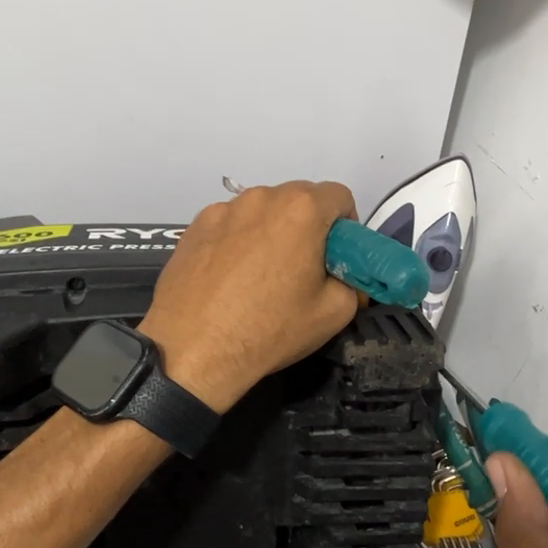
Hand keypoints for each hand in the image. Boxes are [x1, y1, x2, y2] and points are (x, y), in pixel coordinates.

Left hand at [138, 181, 361, 412]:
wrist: (193, 351)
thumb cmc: (269, 330)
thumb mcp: (334, 313)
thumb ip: (354, 284)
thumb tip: (347, 279)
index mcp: (302, 210)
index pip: (340, 196)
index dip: (346, 227)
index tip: (337, 258)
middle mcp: (262, 197)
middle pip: (299, 199)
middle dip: (309, 227)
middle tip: (303, 270)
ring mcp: (223, 209)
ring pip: (263, 211)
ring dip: (272, 232)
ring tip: (261, 277)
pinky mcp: (194, 226)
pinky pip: (231, 224)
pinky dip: (239, 241)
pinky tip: (230, 278)